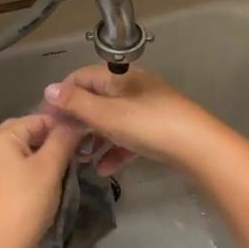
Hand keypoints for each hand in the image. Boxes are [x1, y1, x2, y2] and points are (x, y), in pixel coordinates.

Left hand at [0, 115, 79, 247]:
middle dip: (54, 141)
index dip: (63, 126)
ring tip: (69, 166)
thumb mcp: (49, 167)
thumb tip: (75, 123)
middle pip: (29, 134)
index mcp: (1, 136)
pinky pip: (18, 169)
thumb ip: (63, 140)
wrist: (1, 246)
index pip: (38, 119)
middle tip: (79, 152)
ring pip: (24, 153)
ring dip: (46, 157)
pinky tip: (51, 182)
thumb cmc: (26, 201)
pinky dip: (35, 171)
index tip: (87, 137)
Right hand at [42, 65, 231, 173]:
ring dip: (93, 138)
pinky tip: (105, 170)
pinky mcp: (156, 129)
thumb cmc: (150, 126)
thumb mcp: (108, 115)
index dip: (61, 96)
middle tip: (61, 142)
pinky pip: (127, 136)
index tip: (48, 118)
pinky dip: (114, 150)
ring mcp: (145, 109)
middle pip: (95, 100)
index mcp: (119, 77)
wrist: (200, 148)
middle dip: (76, 121)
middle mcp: (131, 88)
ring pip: (110, 121)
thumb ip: (76, 103)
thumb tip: (48, 89)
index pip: (80, 78)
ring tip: (80, 159)